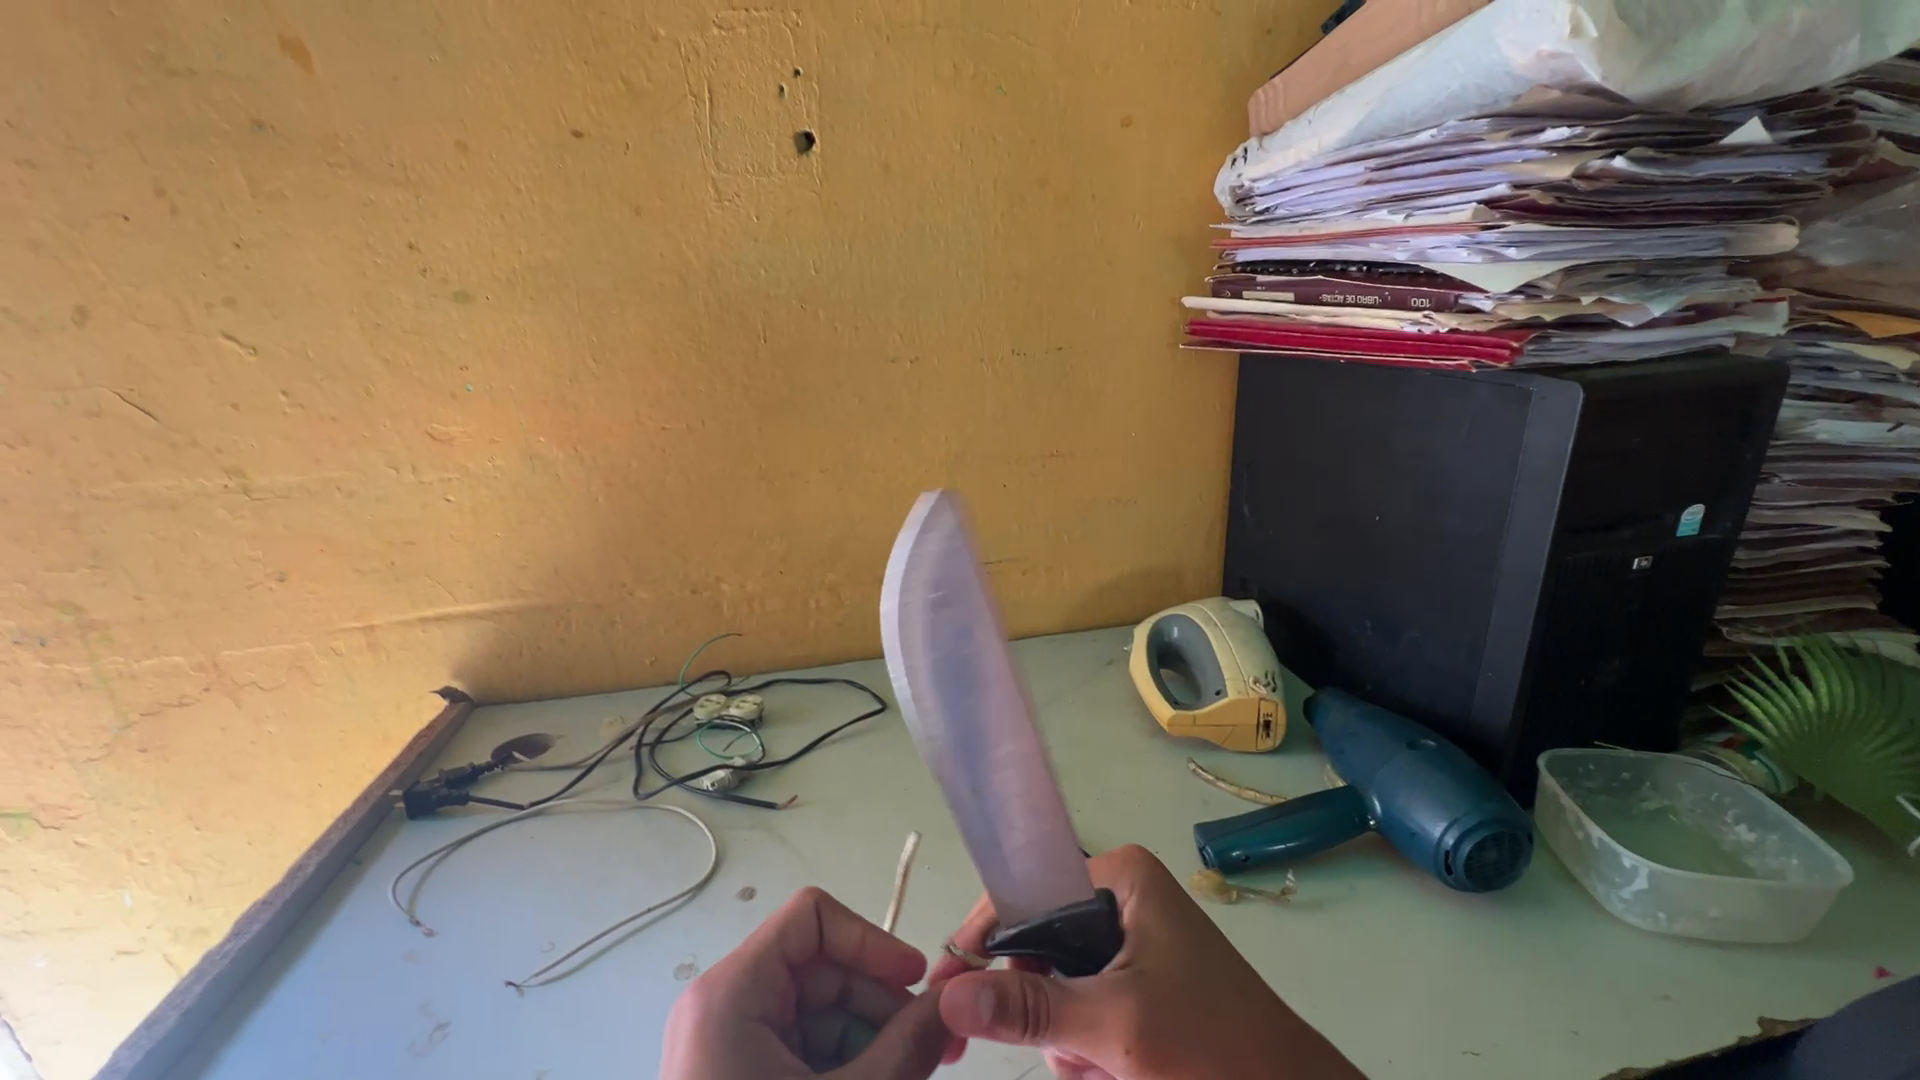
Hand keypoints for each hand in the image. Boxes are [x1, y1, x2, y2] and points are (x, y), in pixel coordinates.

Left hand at [660, 886, 950, 1079]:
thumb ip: (909, 1045)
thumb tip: (957, 1000)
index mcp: (733, 992)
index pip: (811, 919)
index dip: (870, 939)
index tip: (916, 980)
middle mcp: (725, 1005)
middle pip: (822, 969)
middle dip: (882, 1004)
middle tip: (938, 1046)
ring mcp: (730, 1043)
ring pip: (820, 1013)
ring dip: (872, 1039)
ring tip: (912, 1075)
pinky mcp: (739, 1075)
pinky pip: (805, 1048)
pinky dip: (846, 1064)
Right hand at [928, 845, 1363, 1079]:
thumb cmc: (1211, 1043)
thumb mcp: (1115, 1025)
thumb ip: (1032, 1009)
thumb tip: (947, 995)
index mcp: (1118, 875)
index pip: (1025, 891)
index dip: (985, 938)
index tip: (951, 987)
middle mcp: (1121, 895)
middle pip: (1039, 942)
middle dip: (1040, 1005)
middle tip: (1063, 1051)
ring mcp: (1132, 939)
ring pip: (1058, 983)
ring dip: (1067, 1036)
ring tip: (1101, 1068)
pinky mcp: (1141, 979)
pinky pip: (1084, 1004)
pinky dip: (1087, 1046)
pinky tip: (1113, 1072)